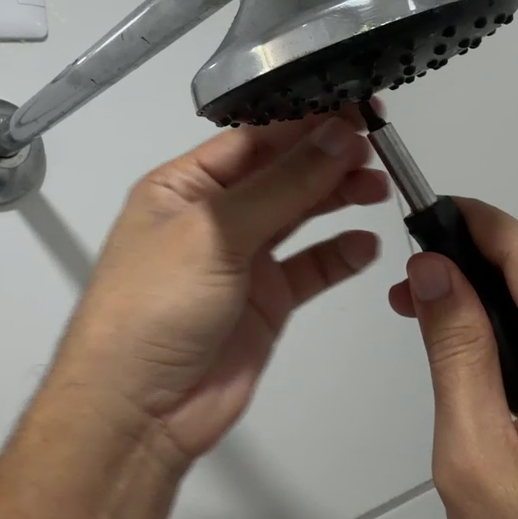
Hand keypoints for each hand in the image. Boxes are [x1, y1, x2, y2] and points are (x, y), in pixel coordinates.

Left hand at [47, 114, 390, 465]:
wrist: (139, 410)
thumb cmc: (155, 305)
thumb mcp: (214, 232)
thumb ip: (282, 186)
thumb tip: (337, 135)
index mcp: (183, 186)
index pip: (251, 139)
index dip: (302, 122)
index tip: (353, 108)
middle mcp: (213, 216)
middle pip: (279, 173)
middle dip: (325, 156)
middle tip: (377, 144)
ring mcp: (241, 259)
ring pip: (298, 215)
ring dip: (336, 197)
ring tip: (378, 185)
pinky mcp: (265, 301)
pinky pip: (309, 268)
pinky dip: (337, 254)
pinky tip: (365, 244)